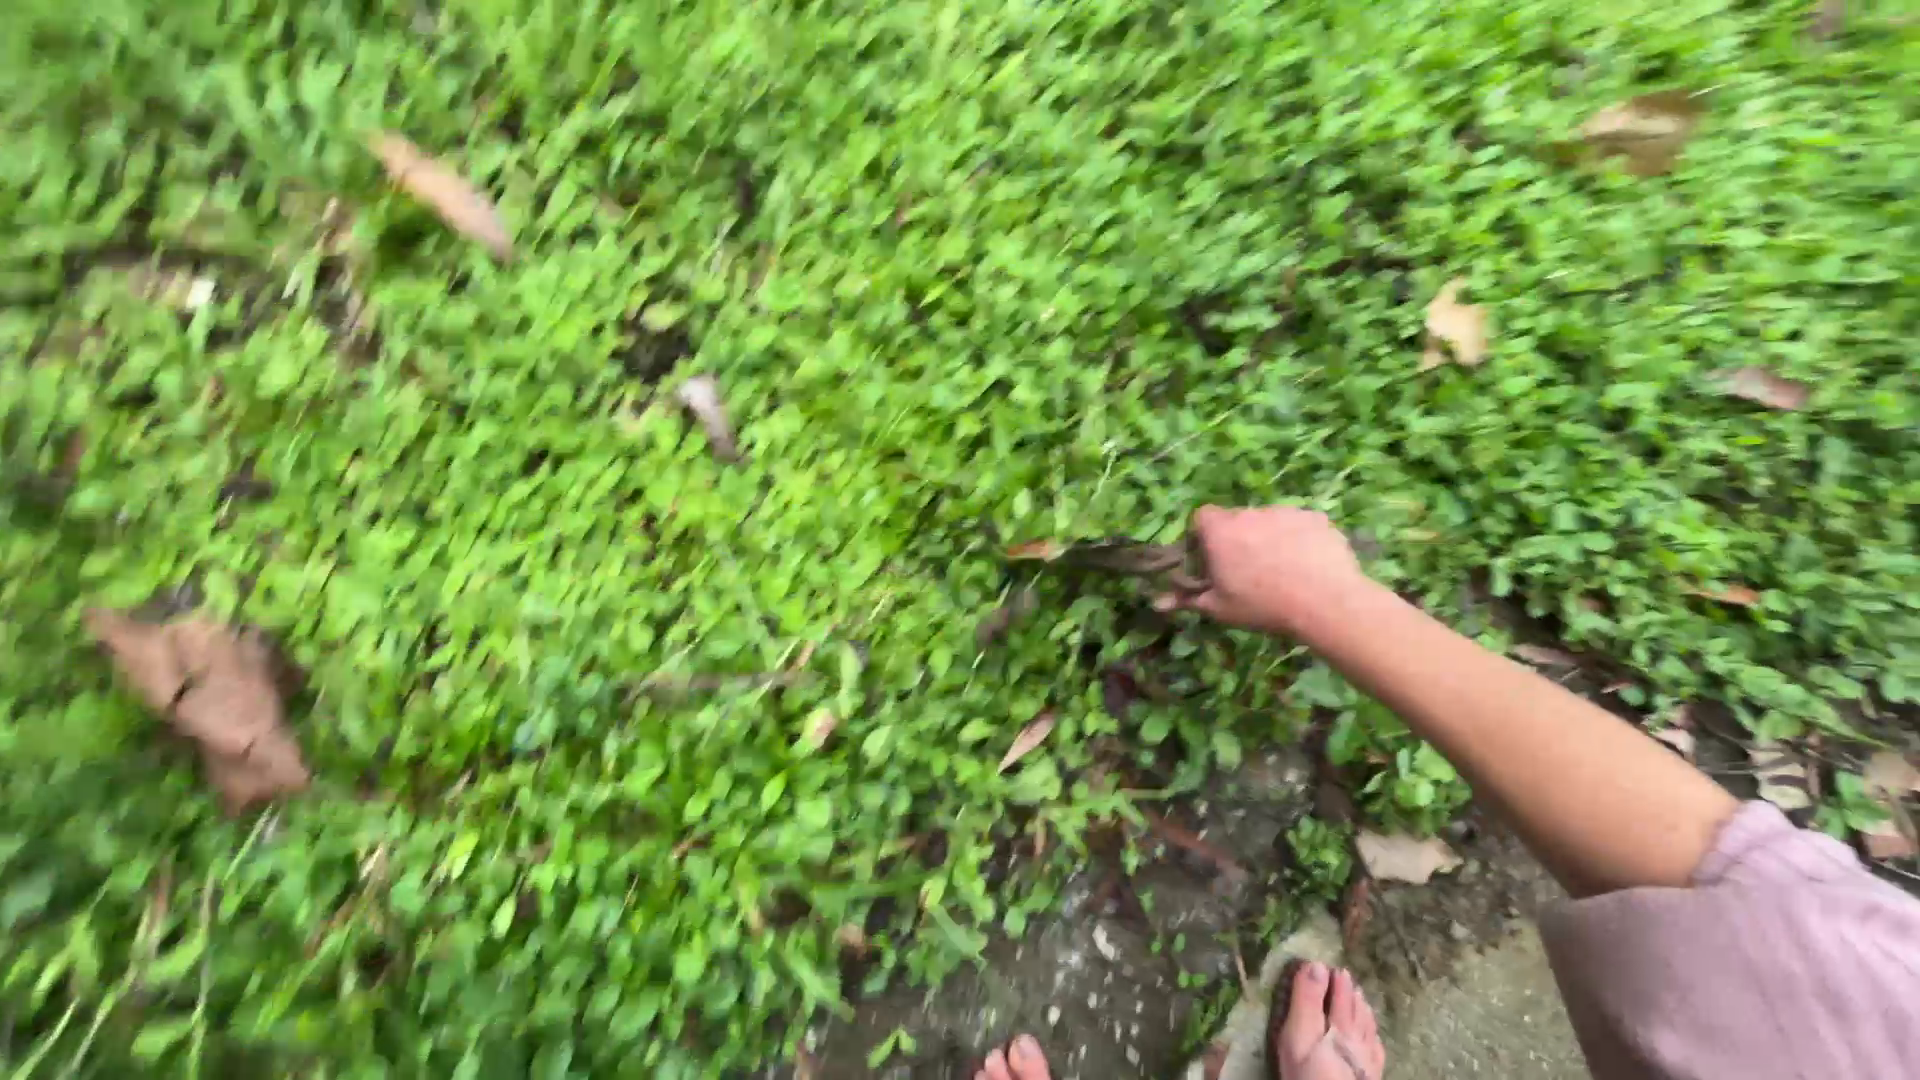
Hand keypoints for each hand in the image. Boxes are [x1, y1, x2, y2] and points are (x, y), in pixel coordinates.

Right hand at [1157, 505, 1369, 635]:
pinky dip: (1298, 538)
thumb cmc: (1263, 606)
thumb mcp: (1219, 608)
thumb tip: (1156, 603)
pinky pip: (1299, 524)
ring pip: (1268, 521)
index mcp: (1221, 530)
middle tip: (1247, 570)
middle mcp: (1250, 513)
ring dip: (1268, 537)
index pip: (1202, 516)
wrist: (1326, 603)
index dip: (1204, 535)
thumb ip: (1186, 599)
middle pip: (1236, 519)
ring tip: (1282, 570)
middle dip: (1237, 538)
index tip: (1212, 558)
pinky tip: (1307, 564)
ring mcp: (1286, 512)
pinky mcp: (1316, 517)